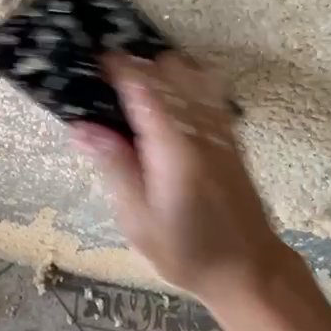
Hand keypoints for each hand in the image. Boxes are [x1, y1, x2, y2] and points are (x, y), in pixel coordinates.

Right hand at [71, 52, 294, 299]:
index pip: (144, 86)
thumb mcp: (138, 219)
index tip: (93, 62)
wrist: (249, 269)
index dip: (117, 66)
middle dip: (137, 67)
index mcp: (174, 147)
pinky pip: (208, 89)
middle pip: (170, 68)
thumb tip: (81, 127)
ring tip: (136, 92)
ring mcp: (220, 128)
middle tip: (109, 86)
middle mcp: (200, 128)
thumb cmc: (186, 250)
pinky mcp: (229, 134)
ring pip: (192, 71)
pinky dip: (184, 81)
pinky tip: (166, 101)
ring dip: (162, 71)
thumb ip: (115, 166)